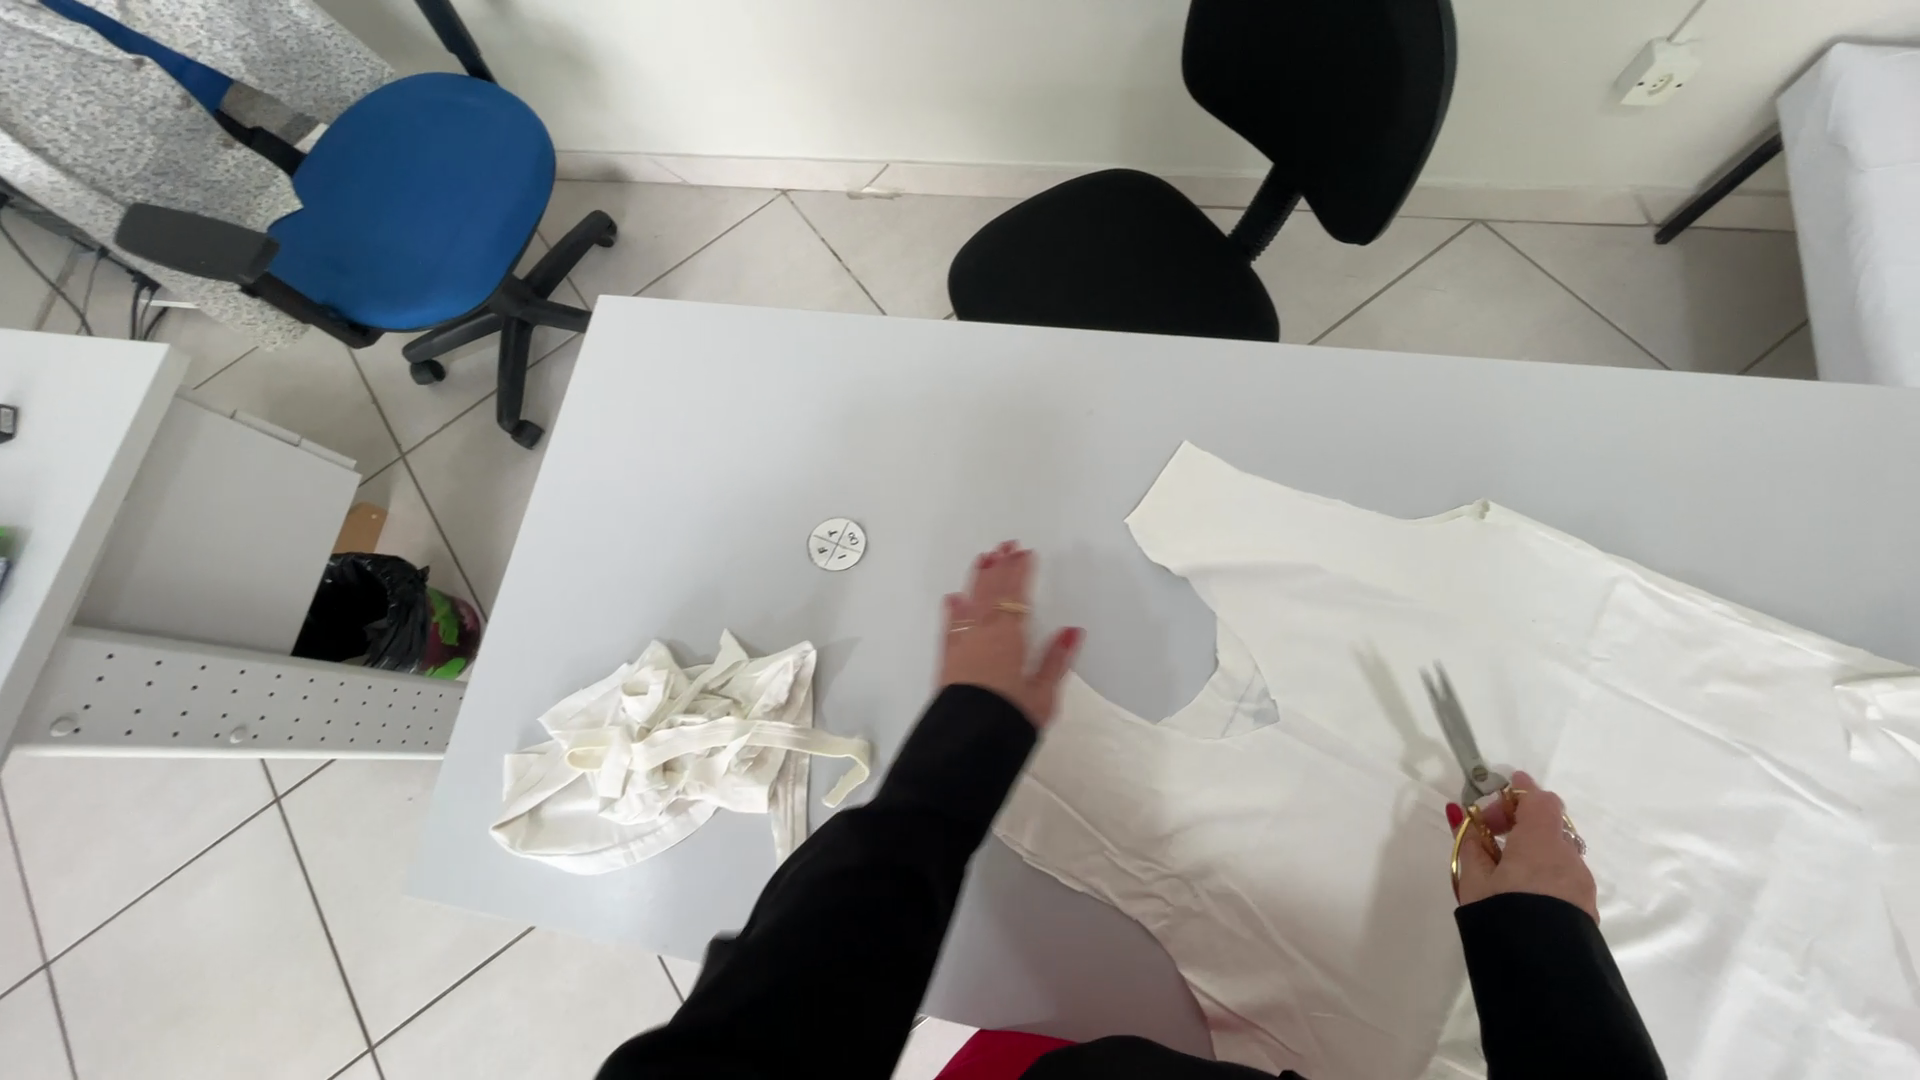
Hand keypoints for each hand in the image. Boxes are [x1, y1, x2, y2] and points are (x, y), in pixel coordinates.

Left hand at [939, 542, 1083, 727]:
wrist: (967, 743)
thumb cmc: (1010, 718)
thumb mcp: (1043, 694)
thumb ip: (1056, 660)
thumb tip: (1073, 631)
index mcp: (1008, 636)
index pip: (1015, 594)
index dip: (1020, 572)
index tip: (1025, 553)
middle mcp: (982, 633)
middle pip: (990, 591)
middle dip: (998, 567)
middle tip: (1004, 546)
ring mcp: (961, 644)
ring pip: (969, 602)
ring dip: (976, 579)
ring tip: (982, 559)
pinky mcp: (946, 660)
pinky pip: (949, 626)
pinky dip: (953, 610)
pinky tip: (952, 599)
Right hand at [1451, 770, 1597, 921]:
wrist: (1544, 969)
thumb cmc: (1501, 912)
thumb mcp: (1472, 876)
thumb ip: (1469, 842)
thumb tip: (1460, 814)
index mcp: (1541, 842)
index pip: (1540, 799)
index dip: (1519, 790)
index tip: (1496, 790)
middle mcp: (1568, 857)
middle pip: (1550, 822)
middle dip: (1520, 819)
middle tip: (1488, 831)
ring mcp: (1581, 882)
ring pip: (1558, 849)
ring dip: (1532, 845)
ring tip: (1502, 864)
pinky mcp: (1586, 904)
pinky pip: (1563, 871)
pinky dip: (1543, 866)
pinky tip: (1520, 885)